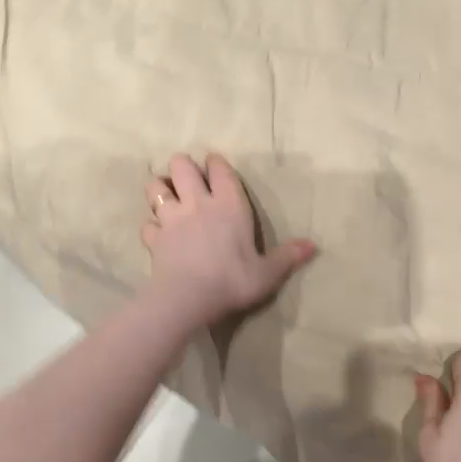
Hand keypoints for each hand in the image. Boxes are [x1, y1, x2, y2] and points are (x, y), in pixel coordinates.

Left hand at [141, 153, 316, 325]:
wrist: (188, 298)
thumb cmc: (232, 280)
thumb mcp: (267, 273)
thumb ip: (288, 257)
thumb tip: (313, 246)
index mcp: (229, 204)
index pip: (219, 169)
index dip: (215, 162)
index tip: (214, 164)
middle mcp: (198, 203)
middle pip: (181, 166)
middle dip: (182, 166)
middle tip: (188, 178)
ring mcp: (171, 218)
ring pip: (155, 188)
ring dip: (159, 188)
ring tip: (166, 196)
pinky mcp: (154, 237)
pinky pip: (147, 224)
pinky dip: (151, 226)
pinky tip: (157, 233)